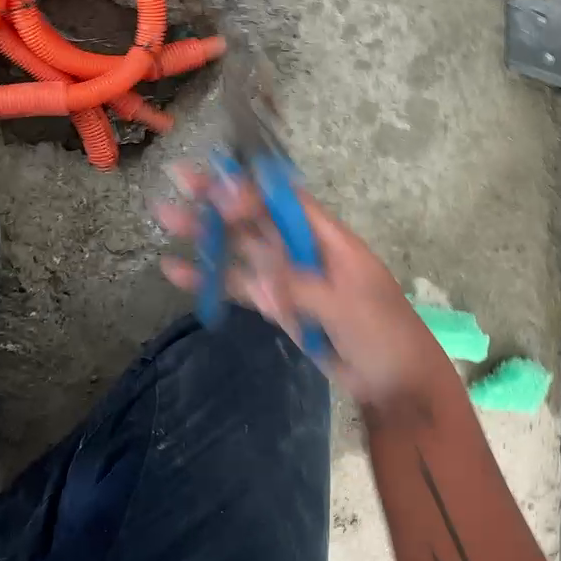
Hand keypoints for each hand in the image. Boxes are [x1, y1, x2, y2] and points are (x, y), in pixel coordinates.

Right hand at [157, 168, 451, 411]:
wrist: (395, 383)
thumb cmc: (383, 332)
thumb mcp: (347, 304)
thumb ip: (300, 286)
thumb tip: (257, 275)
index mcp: (324, 235)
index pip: (283, 199)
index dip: (250, 190)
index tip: (220, 195)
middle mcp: (300, 247)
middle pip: (253, 216)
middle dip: (217, 198)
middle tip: (180, 177)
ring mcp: (285, 276)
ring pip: (238, 248)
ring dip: (204, 233)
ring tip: (165, 216)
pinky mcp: (275, 305)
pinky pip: (237, 287)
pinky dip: (208, 279)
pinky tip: (176, 269)